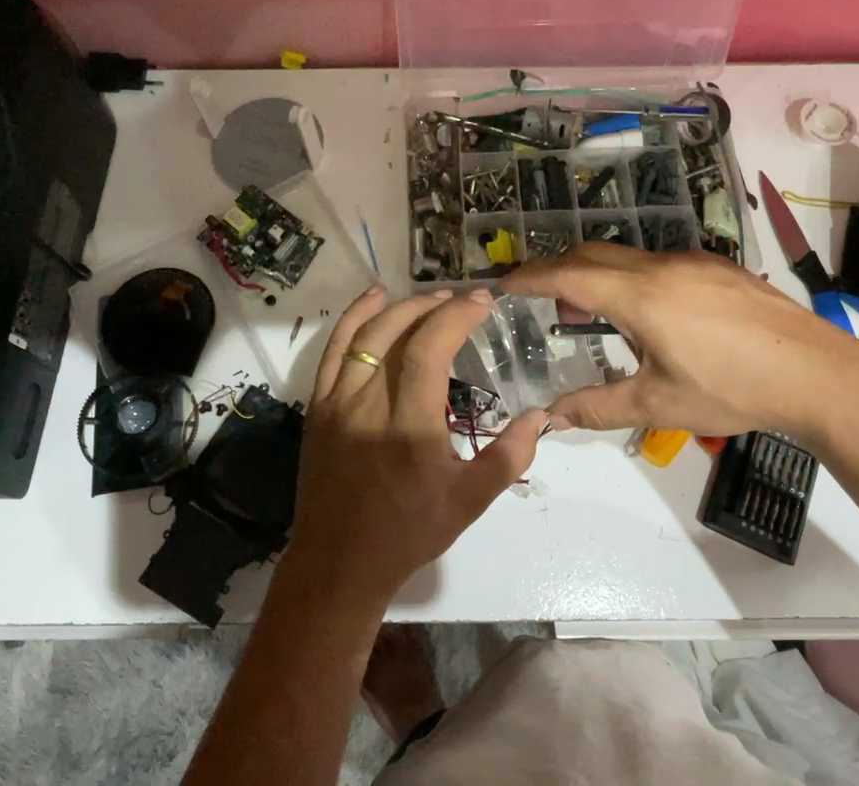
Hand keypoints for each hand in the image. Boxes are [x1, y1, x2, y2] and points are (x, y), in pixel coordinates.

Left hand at [283, 285, 543, 607]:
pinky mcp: (318, 407)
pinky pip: (334, 350)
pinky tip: (373, 300)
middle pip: (397, 332)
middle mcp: (368, 403)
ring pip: (366, 334)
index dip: (457, 316)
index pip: (429, 348)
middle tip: (464, 300)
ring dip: (399, 307)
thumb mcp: (470, 501)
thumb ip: (509, 456)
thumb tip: (540, 415)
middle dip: (433, 305)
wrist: (340, 561)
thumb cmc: (409, 532)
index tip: (483, 302)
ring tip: (431, 297)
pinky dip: (353, 318)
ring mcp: (336, 402)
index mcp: (408, 425)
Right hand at [501, 244, 858, 450]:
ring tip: (590, 313)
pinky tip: (647, 314)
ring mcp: (694, 262)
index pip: (569, 276)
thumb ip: (598, 406)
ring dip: (598, 275)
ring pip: (628, 257)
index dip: (531, 277)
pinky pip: (658, 262)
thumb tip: (550, 417)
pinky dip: (632, 278)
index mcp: (640, 296)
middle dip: (559, 271)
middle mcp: (661, 267)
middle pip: (593, 255)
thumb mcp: (659, 406)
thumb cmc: (731, 390)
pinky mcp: (719, 267)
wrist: (816, 373)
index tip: (504, 283)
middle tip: (539, 298)